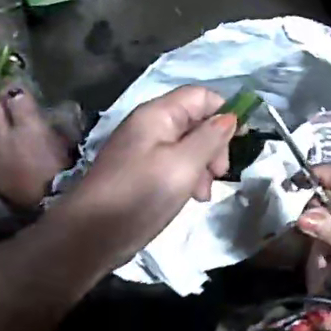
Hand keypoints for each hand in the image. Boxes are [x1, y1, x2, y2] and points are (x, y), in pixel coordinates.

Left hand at [51, 86, 237, 266]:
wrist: (91, 234)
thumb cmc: (140, 194)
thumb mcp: (183, 165)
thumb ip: (209, 138)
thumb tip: (230, 116)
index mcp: (157, 114)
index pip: (200, 96)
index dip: (223, 112)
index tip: (239, 142)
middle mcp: (149, 125)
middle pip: (195, 120)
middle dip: (214, 145)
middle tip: (218, 175)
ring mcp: (143, 149)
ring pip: (187, 145)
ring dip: (203, 166)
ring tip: (202, 194)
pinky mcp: (140, 172)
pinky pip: (173, 164)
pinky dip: (187, 178)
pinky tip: (191, 198)